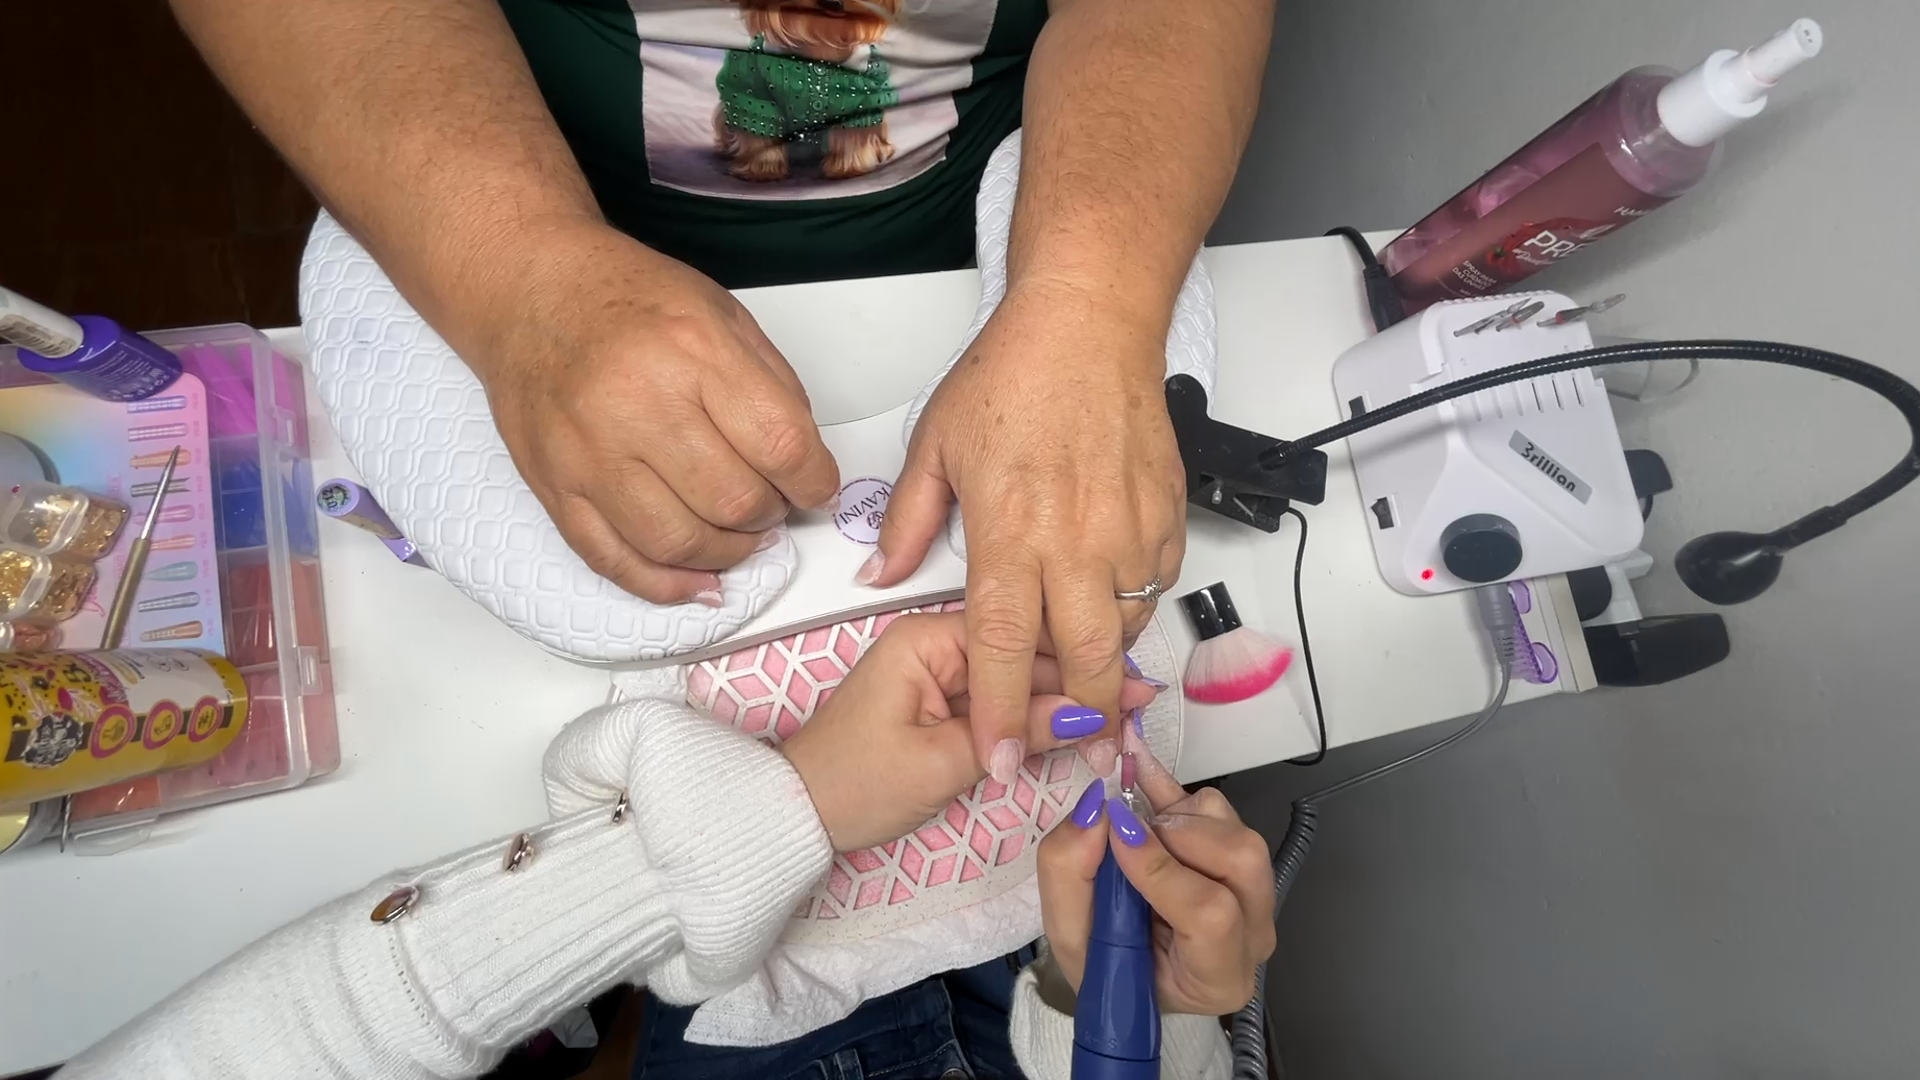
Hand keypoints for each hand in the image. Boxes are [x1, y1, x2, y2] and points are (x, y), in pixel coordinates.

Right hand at [465, 222, 839, 603]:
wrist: (532, 290)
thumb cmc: (637, 302)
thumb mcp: (729, 320)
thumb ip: (777, 394)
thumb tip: (808, 471)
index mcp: (695, 353)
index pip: (781, 446)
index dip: (814, 482)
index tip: (818, 488)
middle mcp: (637, 404)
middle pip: (734, 501)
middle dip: (772, 515)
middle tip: (773, 504)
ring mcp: (588, 452)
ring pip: (679, 543)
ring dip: (729, 553)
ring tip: (740, 535)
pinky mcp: (554, 485)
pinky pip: (614, 559)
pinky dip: (666, 584)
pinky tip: (699, 581)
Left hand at [778, 612, 1159, 851]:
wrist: (799, 811)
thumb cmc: (859, 783)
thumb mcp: (943, 761)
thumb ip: (1018, 734)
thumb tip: (1088, 716)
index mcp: (930, 638)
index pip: (1019, 641)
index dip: (1077, 668)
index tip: (1131, 690)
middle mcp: (939, 640)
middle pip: (1022, 655)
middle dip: (1077, 685)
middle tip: (1140, 706)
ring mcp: (941, 666)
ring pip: (1015, 677)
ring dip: (1061, 701)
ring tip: (1123, 716)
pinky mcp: (942, 694)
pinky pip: (999, 696)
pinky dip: (1033, 713)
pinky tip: (1076, 722)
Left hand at [871, 282, 1185, 778]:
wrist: (1089, 326)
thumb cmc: (1011, 379)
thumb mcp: (936, 445)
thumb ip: (907, 522)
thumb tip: (880, 575)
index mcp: (1011, 533)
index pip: (1002, 648)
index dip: (1000, 717)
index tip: (1000, 765)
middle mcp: (1076, 544)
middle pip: (1084, 663)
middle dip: (1079, 721)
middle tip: (1071, 748)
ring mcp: (1130, 533)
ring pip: (1125, 631)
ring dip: (1101, 659)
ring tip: (1081, 663)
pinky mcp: (1167, 518)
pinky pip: (1155, 589)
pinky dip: (1131, 608)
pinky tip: (1106, 596)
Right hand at [1037, 735, 1276, 1013]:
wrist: (1126, 957)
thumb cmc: (1102, 959)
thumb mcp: (1067, 931)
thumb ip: (1069, 870)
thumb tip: (1095, 808)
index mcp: (1215, 977)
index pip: (1211, 915)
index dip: (1160, 867)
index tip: (1115, 832)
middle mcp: (1251, 935)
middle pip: (1241, 861)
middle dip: (1175, 832)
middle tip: (1128, 828)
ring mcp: (1256, 895)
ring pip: (1237, 832)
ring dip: (1179, 814)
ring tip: (1137, 822)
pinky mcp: (1240, 855)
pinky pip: (1221, 811)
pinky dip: (1176, 795)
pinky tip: (1143, 793)